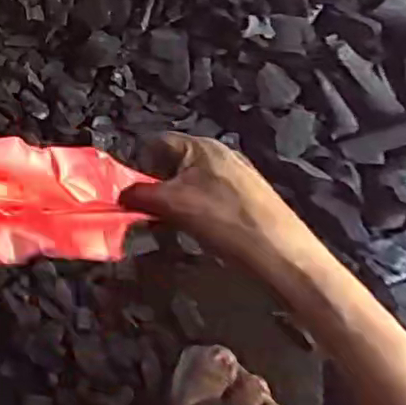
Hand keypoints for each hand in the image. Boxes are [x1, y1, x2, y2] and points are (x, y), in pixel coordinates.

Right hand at [119, 132, 325, 276]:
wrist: (288, 262)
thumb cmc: (226, 222)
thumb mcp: (169, 204)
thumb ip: (135, 194)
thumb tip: (117, 195)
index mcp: (201, 145)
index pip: (152, 143)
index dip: (136, 165)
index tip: (132, 190)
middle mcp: (221, 154)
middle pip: (170, 163)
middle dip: (156, 185)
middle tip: (151, 208)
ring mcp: (239, 175)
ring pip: (189, 182)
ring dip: (175, 200)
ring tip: (176, 222)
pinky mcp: (251, 198)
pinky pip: (209, 195)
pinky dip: (197, 209)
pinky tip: (202, 229)